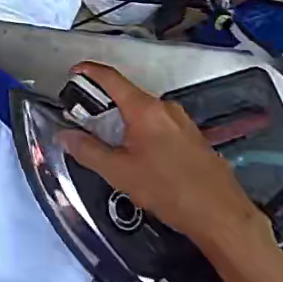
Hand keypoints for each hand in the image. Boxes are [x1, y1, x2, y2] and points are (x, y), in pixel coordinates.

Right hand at [57, 62, 267, 255]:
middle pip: (128, 95)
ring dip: (124, 120)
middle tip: (84, 120)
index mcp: (145, 109)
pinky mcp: (191, 135)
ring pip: (144, 112)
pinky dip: (142, 130)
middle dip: (105, 104)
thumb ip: (89, 151)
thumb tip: (65, 135)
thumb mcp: (120, 173)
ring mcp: (181, 120)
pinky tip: (138, 155)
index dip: (90, 71)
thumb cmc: (167, 189)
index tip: (74, 71)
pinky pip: (159, 124)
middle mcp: (165, 107)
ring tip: (109, 144)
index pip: (112, 78)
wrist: (217, 210)